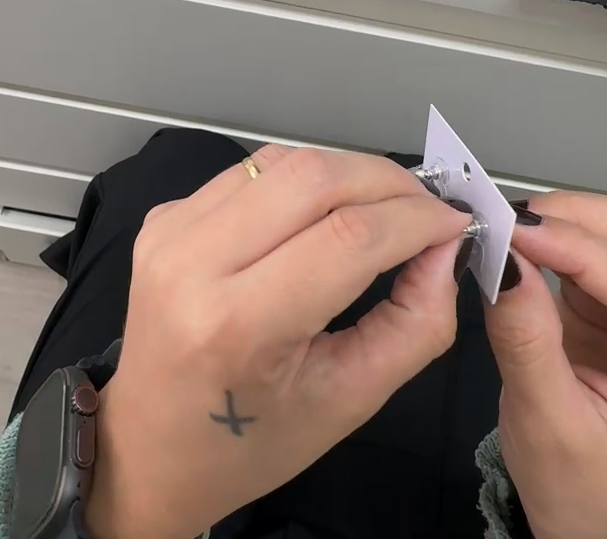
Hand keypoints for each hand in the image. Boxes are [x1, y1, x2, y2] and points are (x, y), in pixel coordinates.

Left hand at [87, 145, 471, 538]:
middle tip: (428, 208)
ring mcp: (171, 230)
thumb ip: (417, 322)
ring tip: (384, 207)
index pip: (349, 236)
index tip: (457, 221)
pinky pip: (250, 172)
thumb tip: (447, 245)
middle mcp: (193, 261)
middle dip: (387, 181)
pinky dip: (302, 180)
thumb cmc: (252, 442)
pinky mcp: (164, 214)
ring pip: (283, 160)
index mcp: (238, 325)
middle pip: (313, 176)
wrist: (150, 446)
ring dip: (347, 172)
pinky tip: (323, 211)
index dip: (417, 219)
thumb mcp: (351, 399)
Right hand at [483, 193, 606, 538]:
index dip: (587, 252)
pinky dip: (572, 235)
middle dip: (593, 219)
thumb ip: (526, 338)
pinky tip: (535, 241)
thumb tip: (505, 257)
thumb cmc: (571, 486)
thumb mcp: (542, 422)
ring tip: (520, 228)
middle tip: (521, 218)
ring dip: (583, 220)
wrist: (582, 512)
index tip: (518, 229)